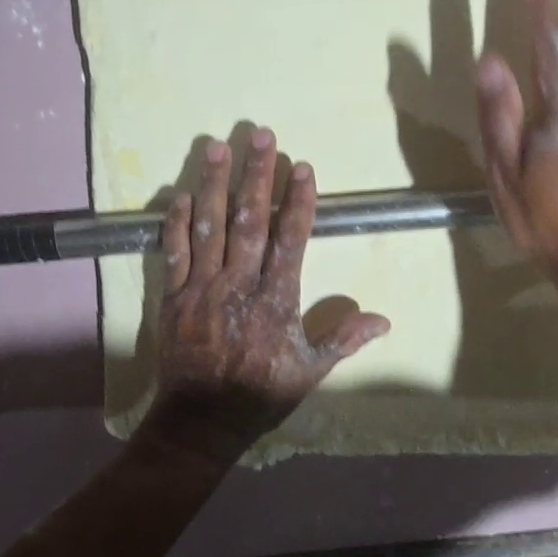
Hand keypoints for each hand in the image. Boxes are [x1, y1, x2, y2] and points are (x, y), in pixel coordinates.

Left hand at [150, 129, 389, 447]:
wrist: (202, 420)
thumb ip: (343, 341)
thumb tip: (383, 320)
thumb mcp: (310, 373)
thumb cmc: (260, 395)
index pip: (290, 242)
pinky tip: (180, 194)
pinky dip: (176, 224)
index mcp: (276, 302)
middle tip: (260, 135)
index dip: (297, 202)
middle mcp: (239, 286)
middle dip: (256, 176)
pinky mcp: (173, 298)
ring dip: (213, 185)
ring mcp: (202, 289)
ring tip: (217, 146)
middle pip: (249, 222)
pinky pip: (174, 253)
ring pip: (209, 228)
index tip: (301, 167)